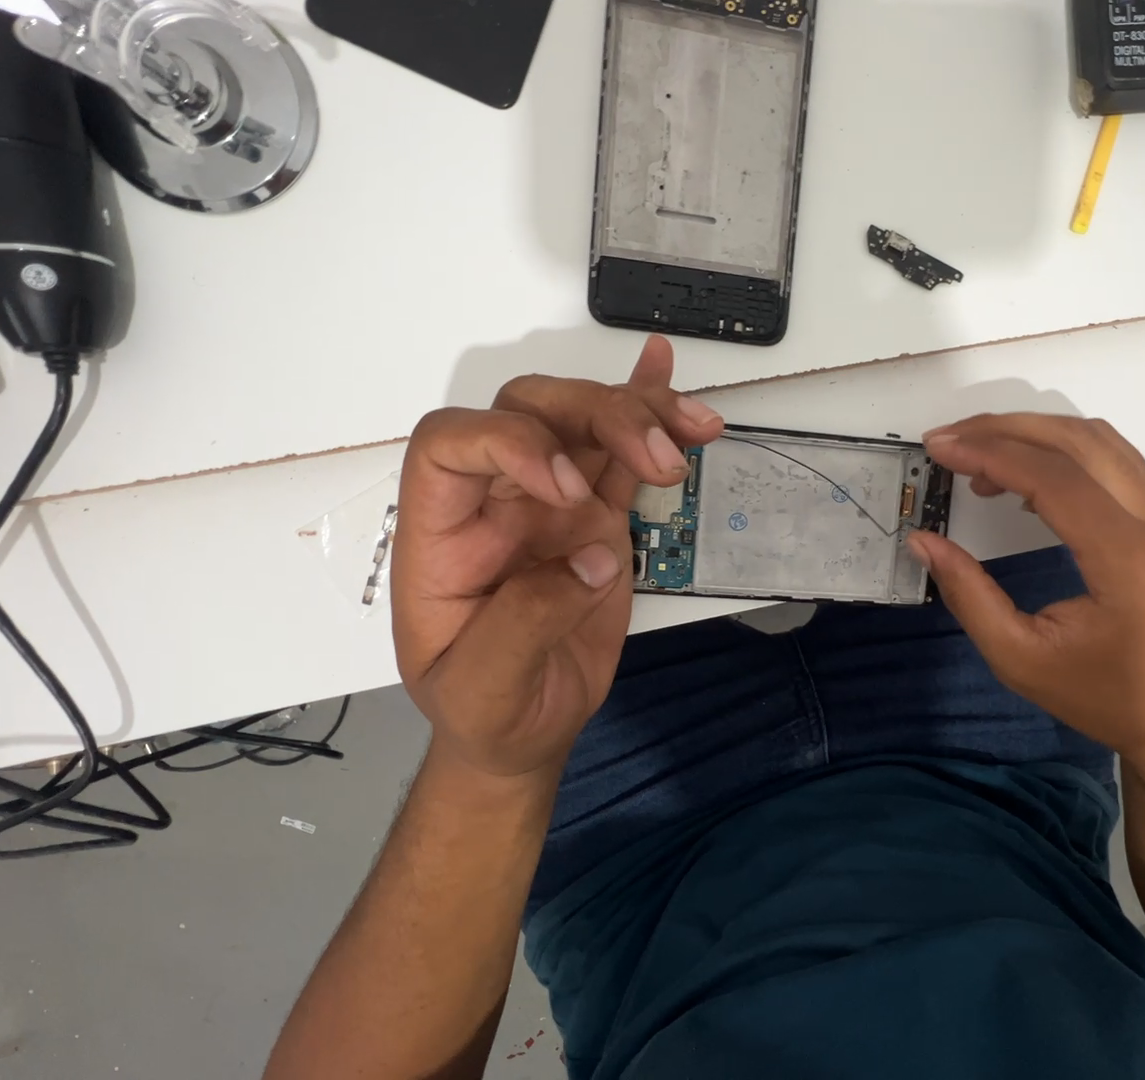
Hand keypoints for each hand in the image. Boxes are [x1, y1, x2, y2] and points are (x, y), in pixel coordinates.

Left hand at [391, 336, 723, 779]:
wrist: (525, 729)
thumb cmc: (485, 712)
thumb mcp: (484, 688)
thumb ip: (524, 622)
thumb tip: (594, 555)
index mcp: (445, 532)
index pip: (451, 444)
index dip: (508, 442)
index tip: (569, 490)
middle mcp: (496, 501)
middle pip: (531, 410)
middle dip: (598, 414)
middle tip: (660, 460)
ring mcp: (551, 504)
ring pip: (585, 420)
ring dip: (642, 412)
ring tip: (699, 431)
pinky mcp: (598, 518)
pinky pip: (621, 457)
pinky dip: (651, 417)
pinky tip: (675, 384)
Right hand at [907, 414, 1144, 768]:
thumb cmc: (1101, 698)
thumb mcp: (1019, 657)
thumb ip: (968, 594)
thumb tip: (923, 540)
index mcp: (1130, 560)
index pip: (1055, 478)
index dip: (990, 453)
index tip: (938, 448)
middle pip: (1080, 441)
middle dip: (1007, 429)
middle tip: (950, 440)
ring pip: (1102, 441)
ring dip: (1036, 434)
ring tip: (979, 455)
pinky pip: (1116, 460)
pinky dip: (1064, 453)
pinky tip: (1024, 476)